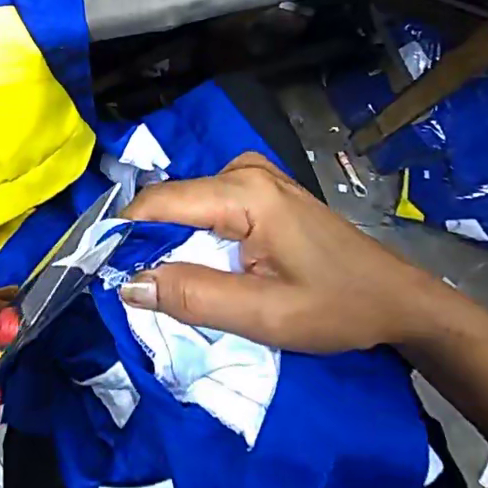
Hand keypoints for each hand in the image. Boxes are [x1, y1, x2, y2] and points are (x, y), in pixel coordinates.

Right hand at [118, 153, 454, 353]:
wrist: (392, 295)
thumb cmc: (337, 306)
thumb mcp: (264, 315)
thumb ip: (194, 296)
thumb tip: (129, 281)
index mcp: (248, 193)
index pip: (161, 203)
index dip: (123, 237)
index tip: (94, 275)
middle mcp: (249, 171)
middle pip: (174, 202)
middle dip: (148, 245)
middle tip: (134, 294)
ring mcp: (260, 176)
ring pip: (190, 205)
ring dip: (173, 243)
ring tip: (168, 287)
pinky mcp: (266, 191)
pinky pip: (212, 206)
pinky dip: (197, 236)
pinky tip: (203, 268)